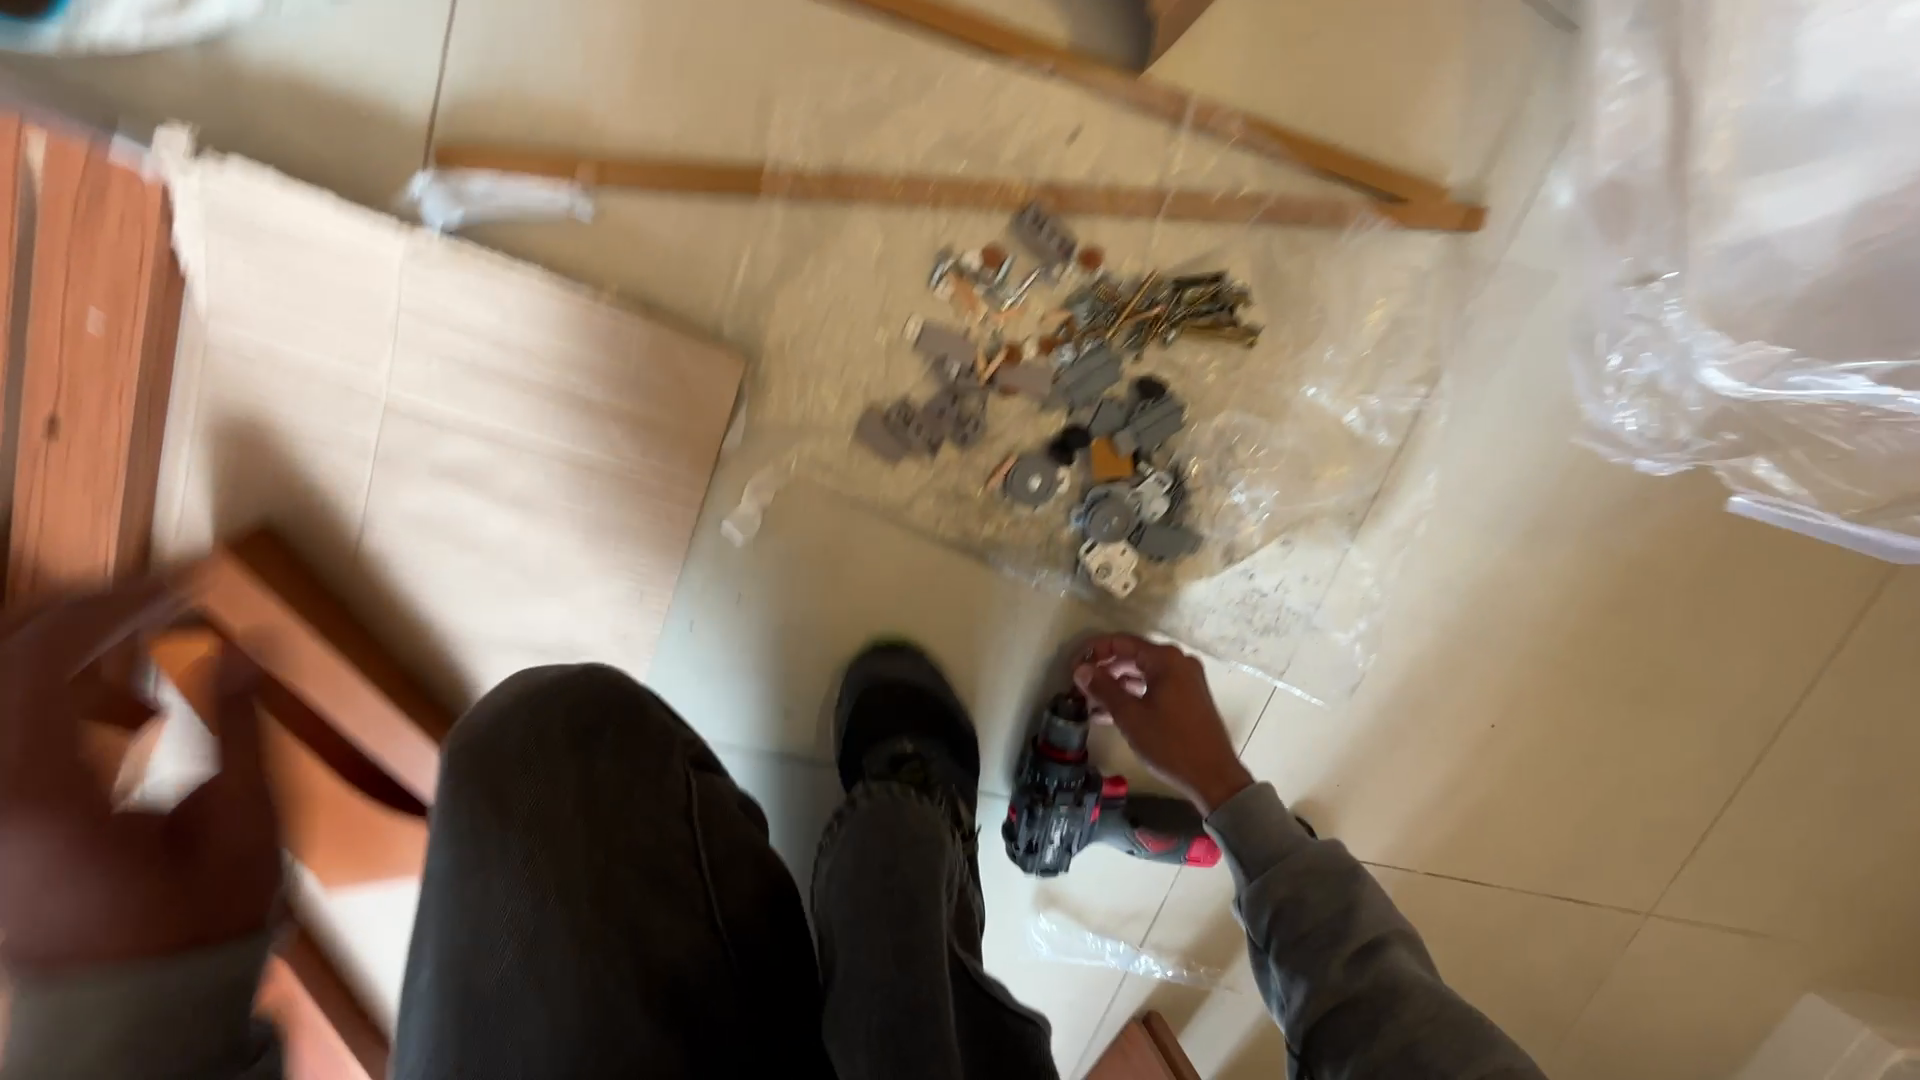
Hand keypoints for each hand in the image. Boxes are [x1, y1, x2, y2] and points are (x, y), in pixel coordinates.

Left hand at [0, 581, 281, 973]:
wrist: (134, 1001)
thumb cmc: (200, 915)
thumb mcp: (241, 819)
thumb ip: (237, 726)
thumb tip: (246, 646)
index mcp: (36, 797)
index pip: (41, 662)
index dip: (115, 605)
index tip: (186, 583)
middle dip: (82, 613)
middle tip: (162, 596)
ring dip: (61, 648)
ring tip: (141, 633)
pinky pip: (2, 730)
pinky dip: (48, 693)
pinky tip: (118, 703)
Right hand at [1074, 634, 1253, 814]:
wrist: (1213, 777)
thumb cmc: (1169, 743)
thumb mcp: (1129, 715)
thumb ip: (1103, 688)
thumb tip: (1080, 669)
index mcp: (1165, 659)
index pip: (1121, 642)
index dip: (1093, 651)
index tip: (1072, 668)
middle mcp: (1178, 662)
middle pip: (1132, 655)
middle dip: (1104, 669)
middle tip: (1080, 686)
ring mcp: (1186, 680)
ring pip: (1142, 673)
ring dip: (1116, 684)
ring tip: (1090, 702)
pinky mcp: (1188, 698)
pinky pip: (1154, 687)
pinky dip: (1133, 695)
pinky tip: (1111, 713)